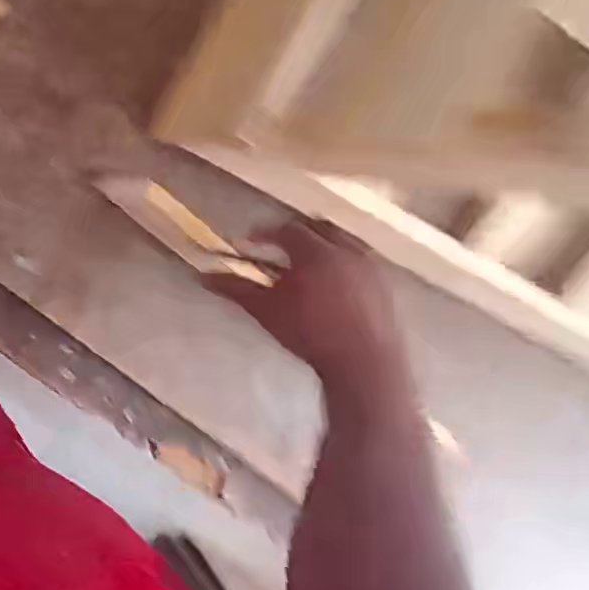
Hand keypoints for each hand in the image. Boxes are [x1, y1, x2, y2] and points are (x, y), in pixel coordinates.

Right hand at [204, 220, 407, 407]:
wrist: (363, 363)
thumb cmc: (309, 333)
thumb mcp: (266, 310)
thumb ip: (236, 289)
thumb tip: (204, 277)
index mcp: (315, 252)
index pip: (286, 229)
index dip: (265, 233)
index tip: (250, 242)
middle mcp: (345, 250)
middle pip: (318, 226)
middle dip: (297, 232)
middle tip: (279, 246)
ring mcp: (369, 265)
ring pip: (343, 240)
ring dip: (322, 243)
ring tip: (306, 261)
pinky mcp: (384, 283)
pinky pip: (360, 258)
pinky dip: (342, 260)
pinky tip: (333, 282)